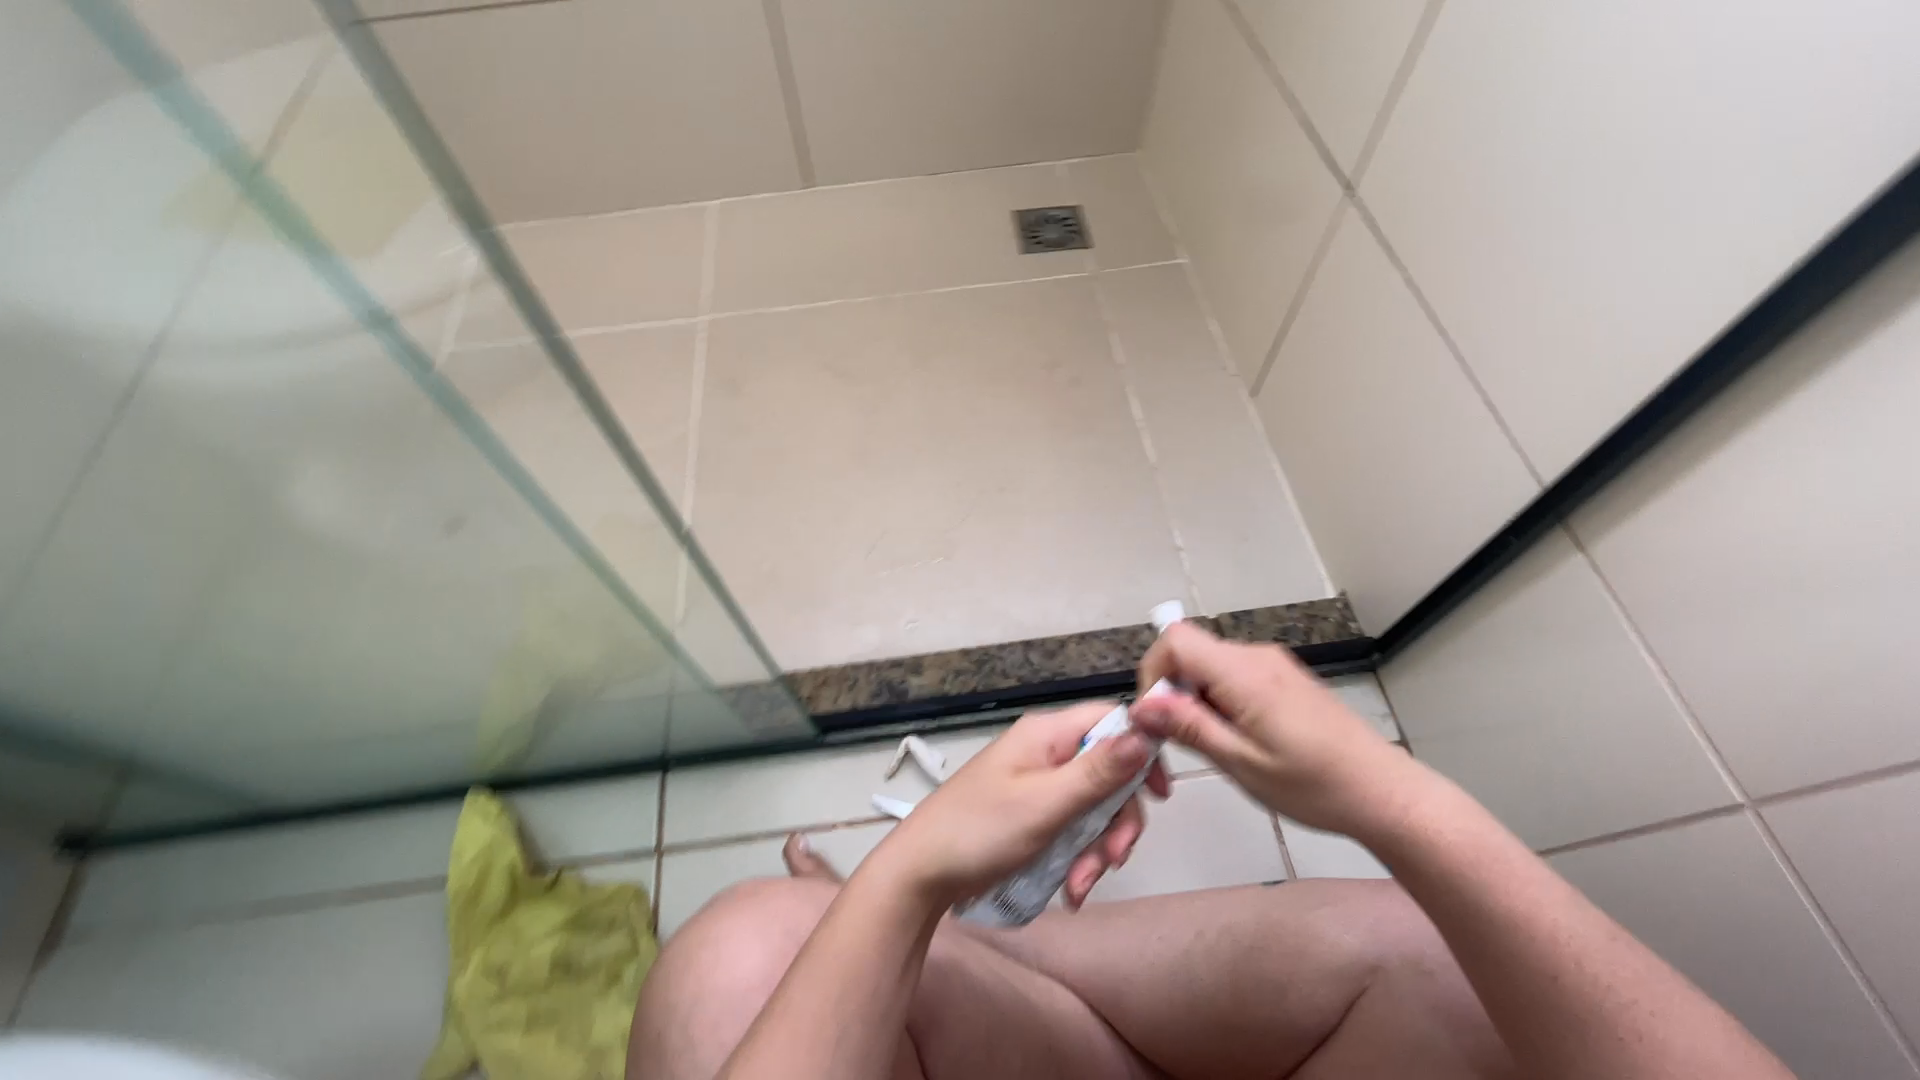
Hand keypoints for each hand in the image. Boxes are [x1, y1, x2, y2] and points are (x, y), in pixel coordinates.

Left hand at [862, 702, 1169, 910]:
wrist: (921, 874)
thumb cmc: (980, 831)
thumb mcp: (1046, 803)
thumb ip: (1098, 771)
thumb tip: (1146, 731)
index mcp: (1046, 735)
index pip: (1110, 720)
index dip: (1141, 751)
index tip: (1159, 794)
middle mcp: (1045, 752)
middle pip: (1108, 772)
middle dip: (1116, 820)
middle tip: (1112, 859)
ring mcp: (1037, 785)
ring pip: (1093, 807)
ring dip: (1096, 848)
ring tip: (1079, 886)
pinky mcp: (1031, 816)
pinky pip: (1071, 829)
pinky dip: (1076, 858)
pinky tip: (1069, 890)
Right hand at [1130, 622, 1410, 835]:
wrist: (1384, 793)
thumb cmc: (1313, 786)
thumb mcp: (1241, 763)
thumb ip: (1189, 727)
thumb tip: (1140, 706)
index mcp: (1244, 673)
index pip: (1175, 641)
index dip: (1152, 674)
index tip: (1157, 720)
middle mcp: (1256, 657)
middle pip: (1189, 654)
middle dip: (1171, 695)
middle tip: (1179, 747)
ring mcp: (1272, 665)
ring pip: (1208, 667)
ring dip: (1195, 703)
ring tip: (1212, 751)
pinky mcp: (1283, 679)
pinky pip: (1232, 678)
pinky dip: (1218, 704)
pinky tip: (1237, 743)